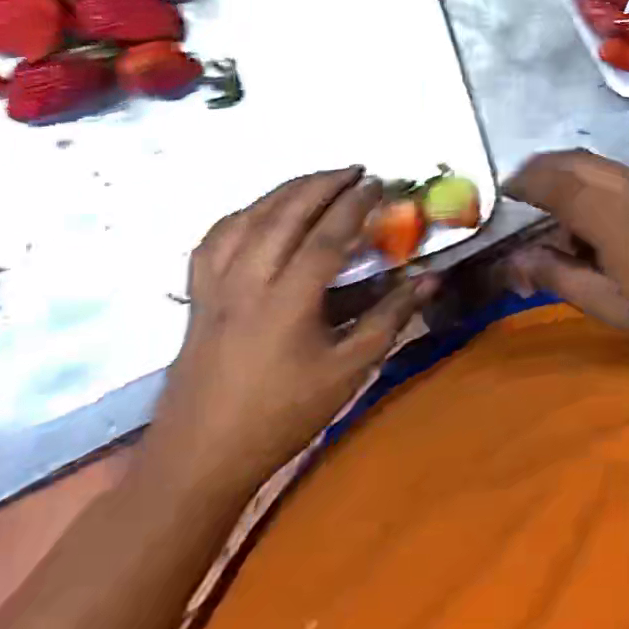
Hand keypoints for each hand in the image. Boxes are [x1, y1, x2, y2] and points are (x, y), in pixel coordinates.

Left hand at [145, 168, 436, 492]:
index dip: (355, 204)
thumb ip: (391, 317)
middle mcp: (246, 283)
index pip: (326, 236)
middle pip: (283, 215)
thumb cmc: (283, 415)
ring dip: (283, 192)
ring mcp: (214, 288)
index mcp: (287, 301)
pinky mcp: (196, 298)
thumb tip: (431, 278)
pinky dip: (241, 215)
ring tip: (314, 180)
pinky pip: (213, 240)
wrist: (200, 457)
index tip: (378, 182)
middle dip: (321, 184)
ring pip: (246, 220)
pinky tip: (258, 213)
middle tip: (353, 170)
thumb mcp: (349, 370)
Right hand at [503, 150, 628, 335]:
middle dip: (542, 168)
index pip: (558, 184)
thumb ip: (557, 275)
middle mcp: (628, 188)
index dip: (527, 182)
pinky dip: (591, 176)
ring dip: (567, 170)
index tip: (505, 189)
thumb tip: (515, 259)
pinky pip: (617, 171)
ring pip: (597, 162)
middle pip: (575, 162)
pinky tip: (591, 205)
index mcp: (610, 215)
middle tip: (520, 187)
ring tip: (550, 195)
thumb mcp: (604, 303)